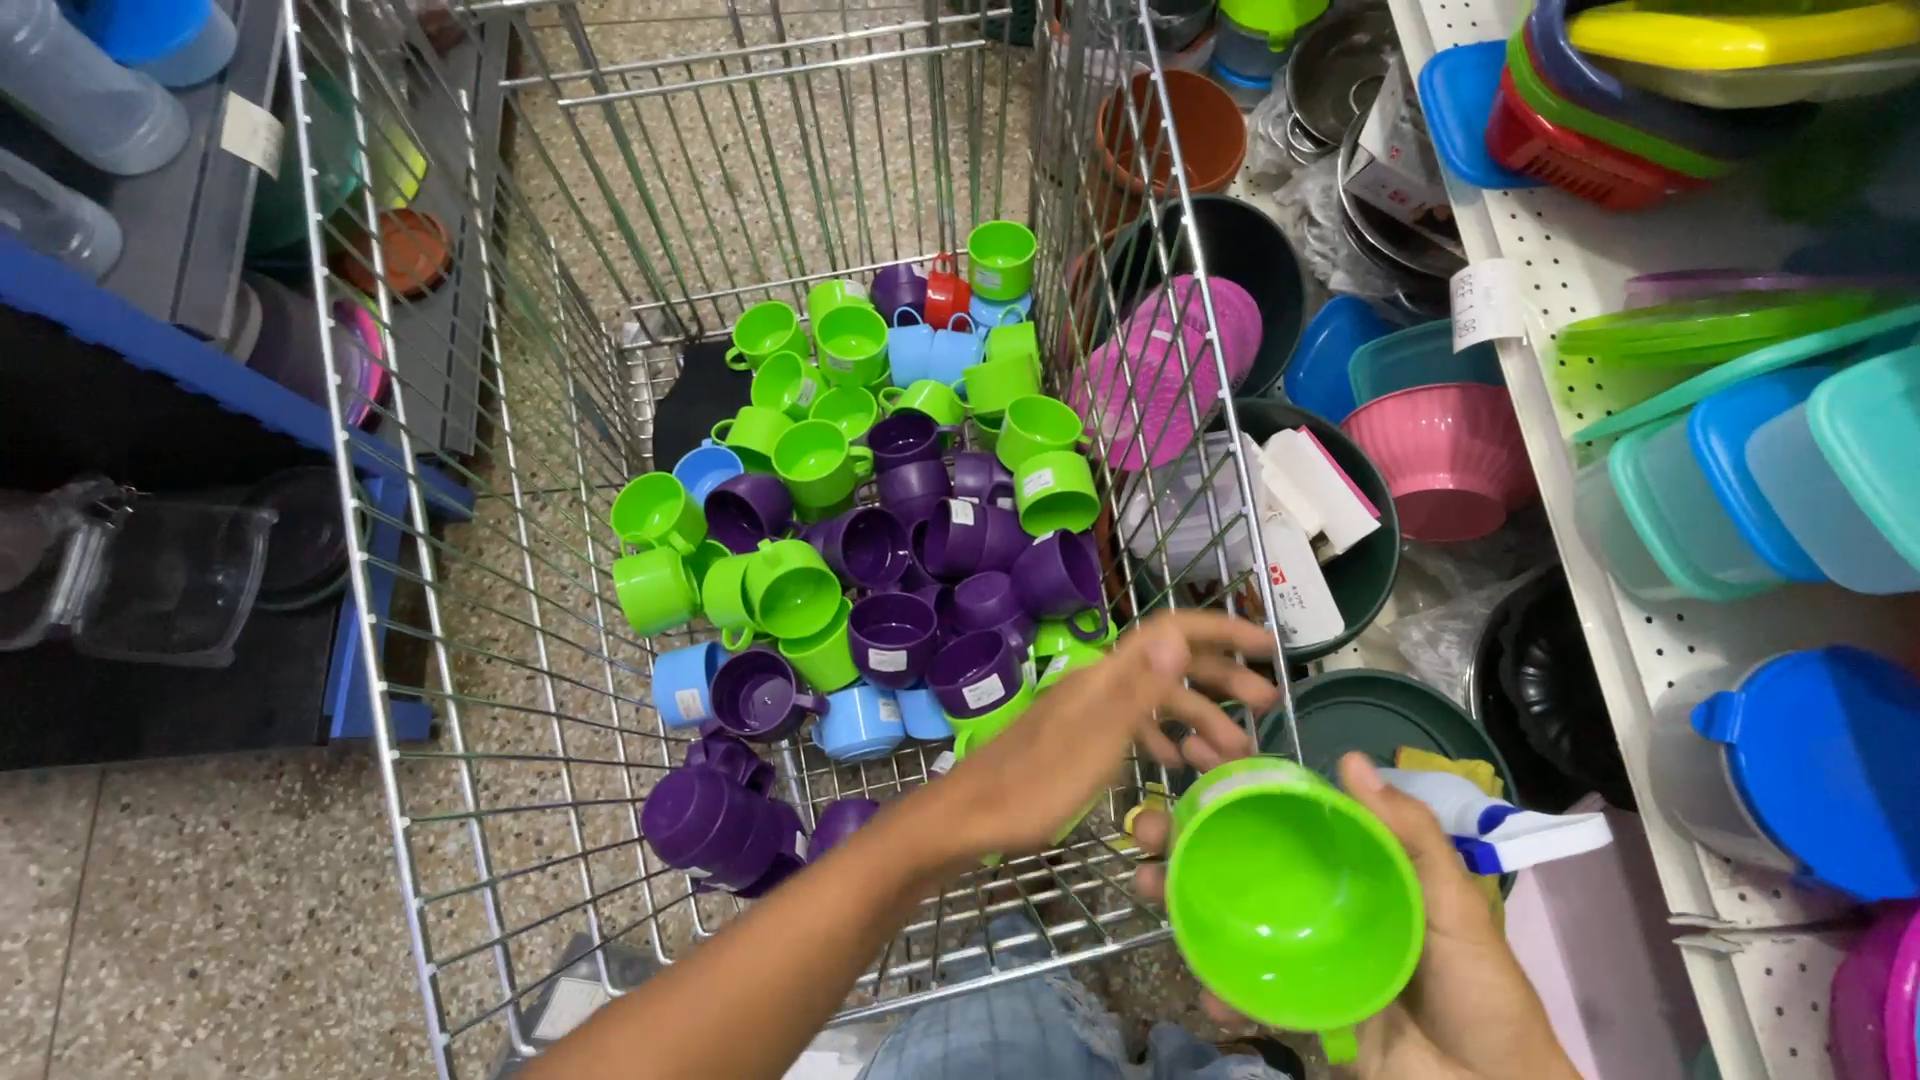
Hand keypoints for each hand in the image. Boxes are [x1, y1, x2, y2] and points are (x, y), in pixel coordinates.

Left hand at [928, 610, 1279, 861]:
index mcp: (1106, 677)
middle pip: (1170, 665)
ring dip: (1198, 719)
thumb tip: (1177, 633)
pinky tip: (1177, 763)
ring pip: (1155, 701)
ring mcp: (1087, 711)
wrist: (969, 816)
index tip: (1268, 646)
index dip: (1222, 630)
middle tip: (1268, 706)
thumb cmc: (1035, 785)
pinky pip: (1134, 728)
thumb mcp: (1095, 742)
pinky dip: (1164, 739)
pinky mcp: (1078, 738)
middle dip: (1222, 680)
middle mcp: (1099, 684)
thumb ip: (1138, 690)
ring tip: (1233, 752)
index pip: (1170, 631)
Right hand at [1132, 752, 1580, 1079]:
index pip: (1280, 817)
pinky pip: (1244, 991)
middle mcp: (1311, 904)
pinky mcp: (1293, 1007)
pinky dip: (1218, 989)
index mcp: (1345, 871)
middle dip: (1181, 841)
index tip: (1191, 761)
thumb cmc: (1478, 990)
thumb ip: (1409, 835)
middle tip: (1145, 830)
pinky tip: (1207, 989)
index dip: (1235, 789)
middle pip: (1234, 863)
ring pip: (1224, 918)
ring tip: (1146, 888)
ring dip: (1178, 902)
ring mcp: (1296, 956)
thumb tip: (1350, 758)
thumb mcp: (1453, 904)